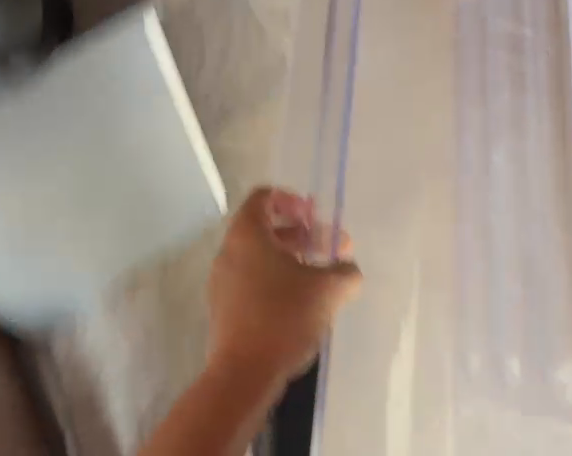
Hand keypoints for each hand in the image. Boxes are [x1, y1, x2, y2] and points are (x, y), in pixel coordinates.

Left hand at [207, 187, 362, 386]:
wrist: (243, 375)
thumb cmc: (283, 318)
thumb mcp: (327, 290)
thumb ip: (345, 272)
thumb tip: (349, 269)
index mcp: (247, 234)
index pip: (264, 197)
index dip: (292, 200)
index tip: (315, 218)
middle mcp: (228, 251)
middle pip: (263, 227)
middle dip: (299, 233)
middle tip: (327, 248)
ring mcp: (222, 281)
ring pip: (258, 256)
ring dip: (289, 258)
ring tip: (317, 277)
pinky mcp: (223, 308)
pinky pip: (250, 279)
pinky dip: (274, 279)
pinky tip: (298, 303)